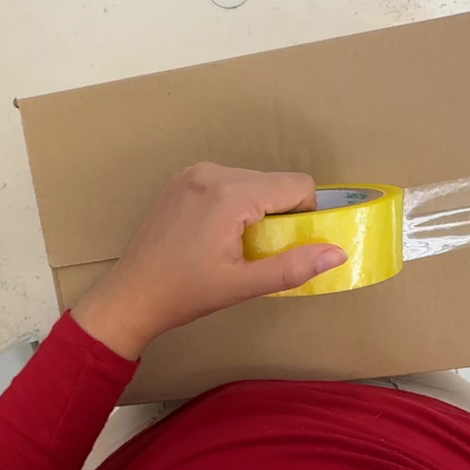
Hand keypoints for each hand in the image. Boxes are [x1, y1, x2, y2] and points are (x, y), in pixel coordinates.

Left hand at [71, 163, 347, 358]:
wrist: (131, 296)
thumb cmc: (183, 294)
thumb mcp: (242, 285)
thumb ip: (292, 267)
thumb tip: (337, 253)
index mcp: (230, 193)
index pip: (297, 185)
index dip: (303, 215)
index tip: (284, 245)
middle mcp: (212, 172)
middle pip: (274, 182)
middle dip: (277, 215)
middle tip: (254, 253)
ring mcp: (193, 173)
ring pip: (251, 182)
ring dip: (254, 210)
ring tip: (230, 247)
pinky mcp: (180, 181)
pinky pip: (225, 183)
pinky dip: (232, 205)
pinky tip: (213, 237)